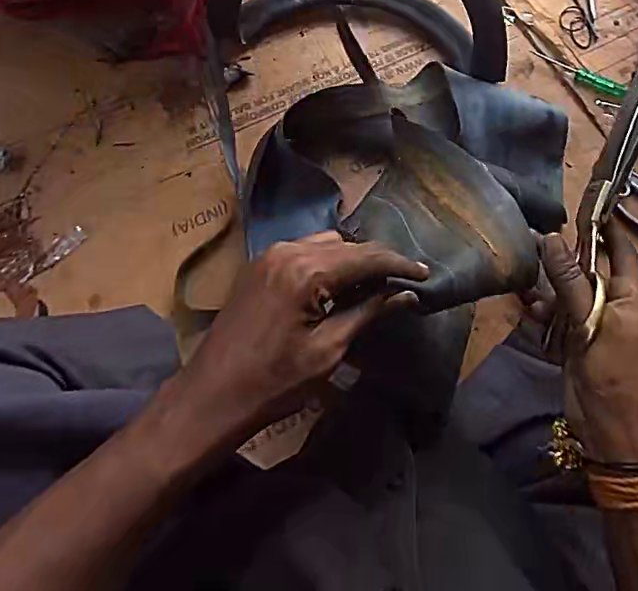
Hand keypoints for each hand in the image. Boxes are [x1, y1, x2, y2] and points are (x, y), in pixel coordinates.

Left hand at [163, 232, 426, 445]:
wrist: (213, 393)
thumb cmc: (274, 382)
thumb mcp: (328, 351)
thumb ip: (367, 314)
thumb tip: (405, 295)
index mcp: (306, 270)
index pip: (365, 257)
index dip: (398, 265)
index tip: (424, 273)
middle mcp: (288, 250)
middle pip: (345, 245)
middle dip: (376, 260)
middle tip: (404, 281)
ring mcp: (269, 254)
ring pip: (323, 244)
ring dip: (350, 259)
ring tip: (375, 284)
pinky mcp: (259, 265)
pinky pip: (302, 251)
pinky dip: (325, 262)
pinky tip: (338, 283)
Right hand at [540, 227, 637, 464]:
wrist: (614, 436)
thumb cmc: (614, 376)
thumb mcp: (591, 324)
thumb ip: (570, 281)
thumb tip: (550, 237)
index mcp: (631, 295)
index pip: (619, 247)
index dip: (603, 223)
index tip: (579, 199)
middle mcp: (614, 302)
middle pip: (585, 265)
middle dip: (558, 254)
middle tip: (528, 238)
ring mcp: (594, 320)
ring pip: (565, 287)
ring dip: (545, 284)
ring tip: (523, 280)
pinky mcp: (577, 338)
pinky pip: (557, 311)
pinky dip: (542, 308)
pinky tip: (527, 307)